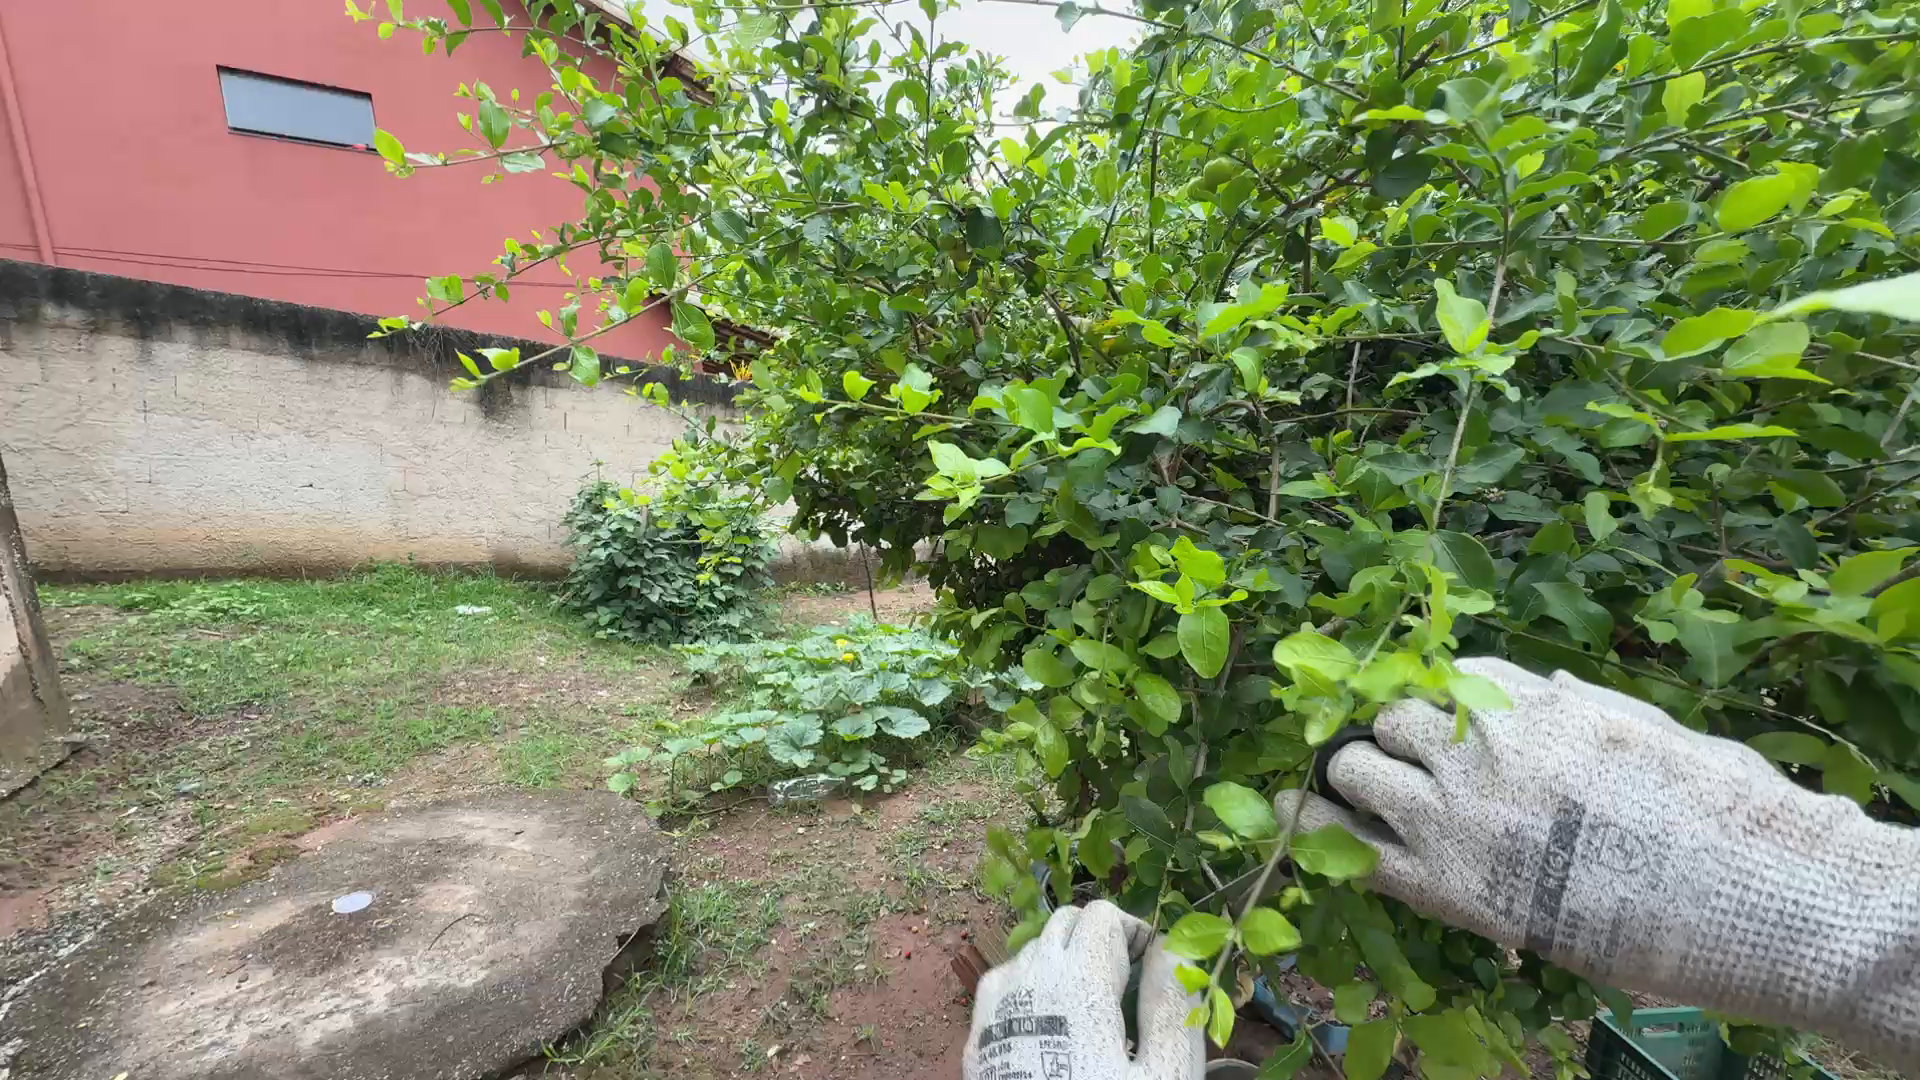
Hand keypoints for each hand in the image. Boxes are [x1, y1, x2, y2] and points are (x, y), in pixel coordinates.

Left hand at [963, 900, 1202, 1079]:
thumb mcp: (1164, 1077)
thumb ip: (1169, 1005)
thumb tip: (1168, 948)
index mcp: (1080, 979)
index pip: (1103, 916)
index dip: (1134, 932)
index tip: (1153, 968)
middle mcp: (1031, 974)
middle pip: (1066, 922)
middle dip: (1100, 939)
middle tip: (1127, 984)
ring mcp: (998, 1003)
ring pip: (1034, 948)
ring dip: (1065, 959)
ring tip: (1093, 1008)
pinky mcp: (977, 1034)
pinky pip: (1004, 981)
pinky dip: (1030, 984)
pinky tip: (1049, 1023)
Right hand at [1280, 657, 1919, 1067]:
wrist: (1787, 900)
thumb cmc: (1660, 933)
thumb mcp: (1534, 926)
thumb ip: (1455, 876)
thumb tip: (1404, 834)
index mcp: (1449, 883)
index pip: (1337, 839)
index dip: (1306, 817)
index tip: (1292, 804)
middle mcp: (1452, 814)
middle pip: (1352, 765)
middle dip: (1358, 763)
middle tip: (1382, 762)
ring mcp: (1492, 752)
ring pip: (1395, 713)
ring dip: (1408, 721)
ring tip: (1444, 730)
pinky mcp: (1537, 702)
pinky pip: (1463, 675)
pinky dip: (1464, 687)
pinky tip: (1494, 704)